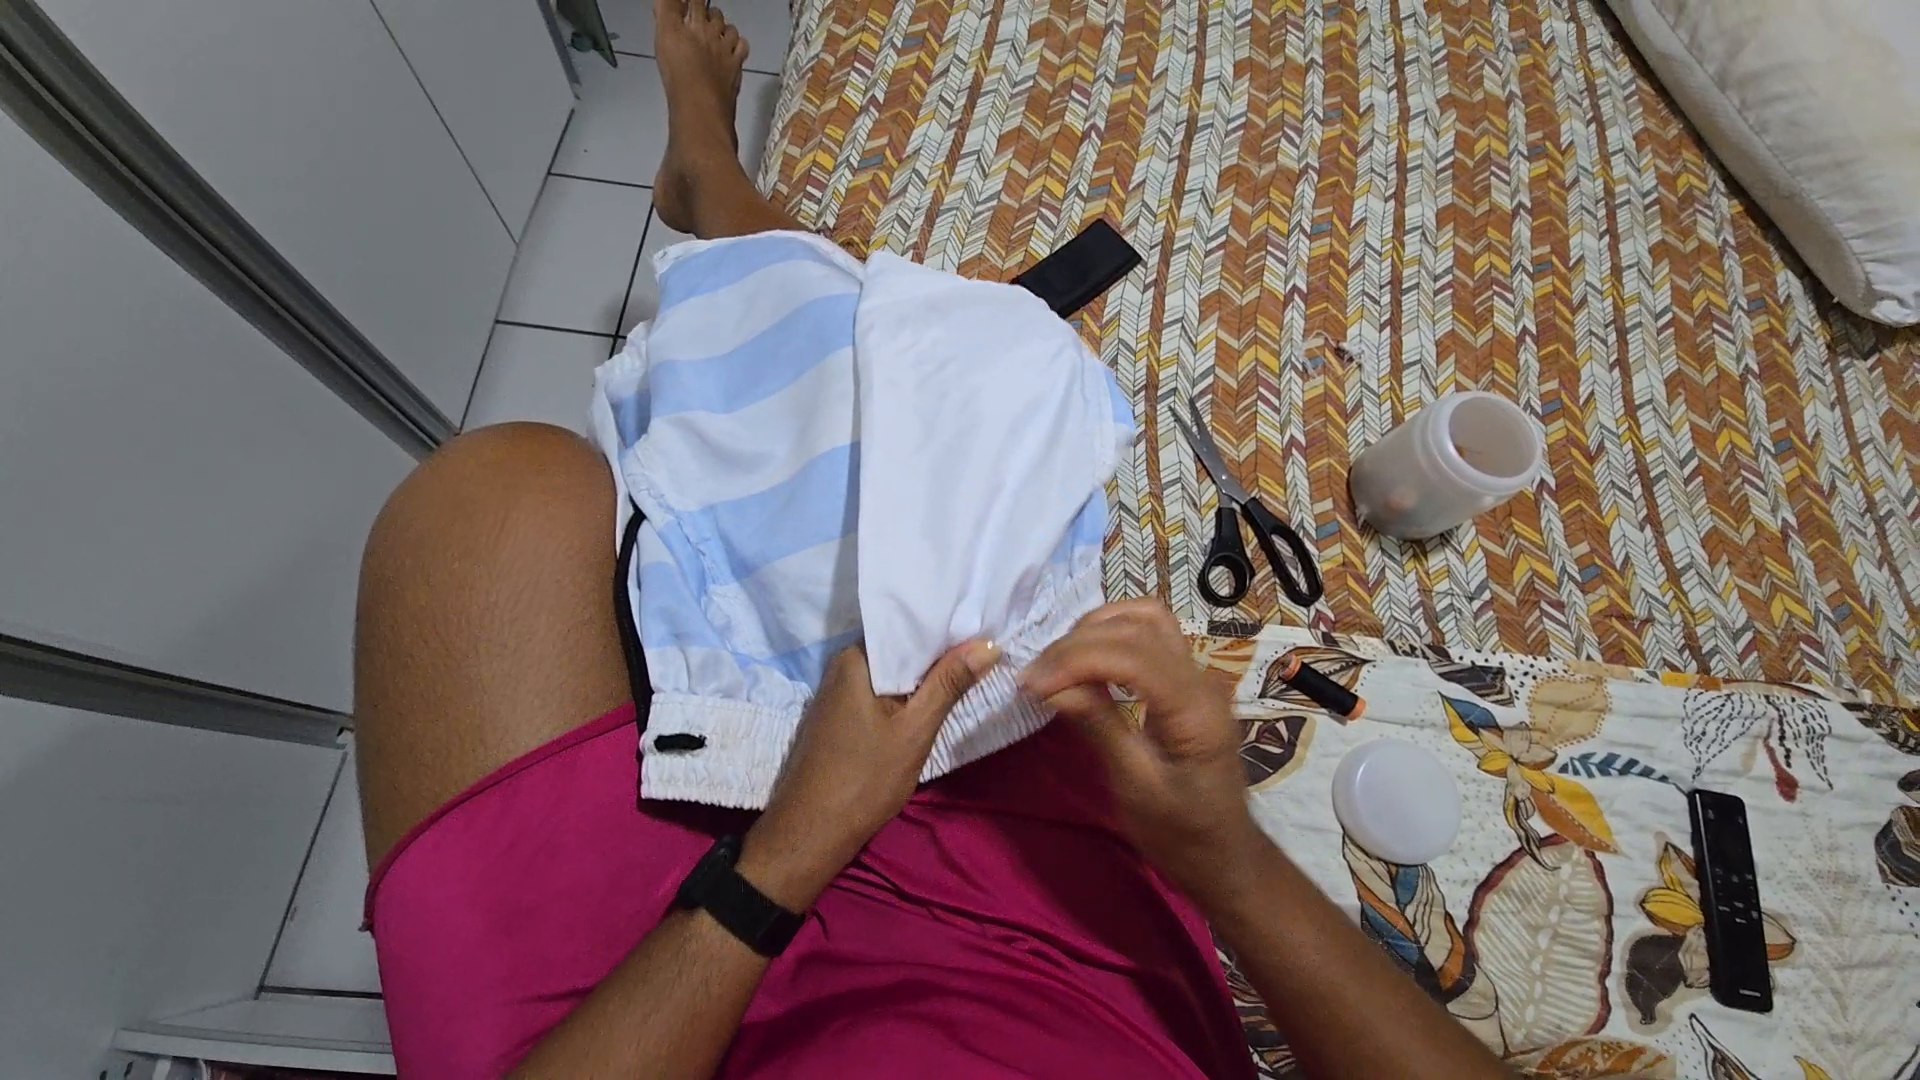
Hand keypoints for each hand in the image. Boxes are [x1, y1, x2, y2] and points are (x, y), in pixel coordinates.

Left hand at [738, 640, 998, 909]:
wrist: (810, 836)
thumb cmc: (864, 781)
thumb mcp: (915, 730)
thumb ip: (950, 683)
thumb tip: (990, 643)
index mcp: (856, 658)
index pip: (906, 625)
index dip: (946, 625)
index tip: (983, 622)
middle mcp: (843, 666)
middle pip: (901, 650)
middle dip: (939, 652)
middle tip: (987, 646)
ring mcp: (839, 693)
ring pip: (892, 673)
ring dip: (925, 676)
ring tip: (972, 666)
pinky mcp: (841, 716)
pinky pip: (881, 692)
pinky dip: (906, 695)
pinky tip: (934, 700)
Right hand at [1020, 599, 1268, 908]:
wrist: (1224, 854)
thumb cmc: (1180, 832)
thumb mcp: (1135, 786)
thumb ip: (1098, 725)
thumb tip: (1051, 685)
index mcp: (1195, 709)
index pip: (1132, 655)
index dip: (1076, 660)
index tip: (1033, 685)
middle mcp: (1202, 678)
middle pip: (1137, 628)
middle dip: (1077, 643)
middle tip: (1035, 676)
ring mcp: (1198, 673)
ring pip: (1145, 618)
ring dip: (1095, 629)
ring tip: (1057, 662)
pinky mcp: (1186, 677)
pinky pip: (1149, 633)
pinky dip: (1110, 634)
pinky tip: (1083, 659)